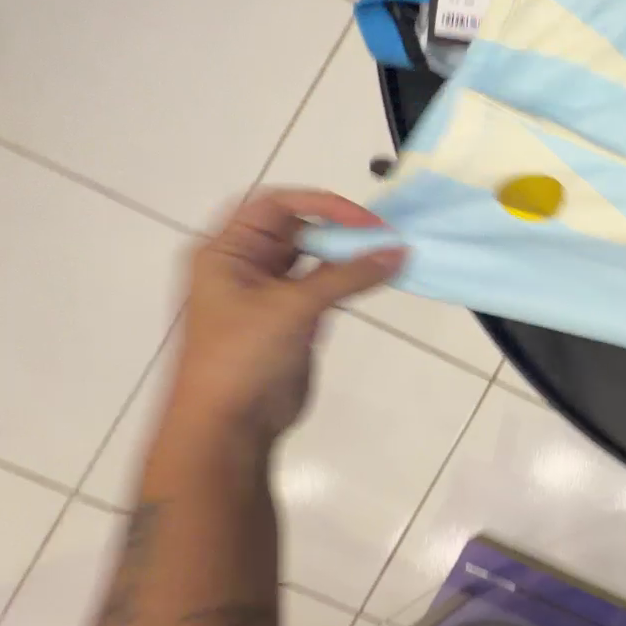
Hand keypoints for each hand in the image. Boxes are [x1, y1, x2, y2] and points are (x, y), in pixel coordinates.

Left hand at [160, 190, 405, 447]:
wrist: (230, 420)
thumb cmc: (243, 355)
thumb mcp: (293, 308)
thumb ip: (348, 276)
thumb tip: (400, 251)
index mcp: (225, 251)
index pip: (275, 205)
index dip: (323, 205)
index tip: (369, 223)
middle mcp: (246, 264)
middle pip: (298, 227)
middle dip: (342, 228)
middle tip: (388, 239)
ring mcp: (272, 291)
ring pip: (317, 257)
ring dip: (352, 254)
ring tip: (393, 257)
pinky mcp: (296, 316)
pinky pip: (329, 284)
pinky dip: (355, 279)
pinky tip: (382, 279)